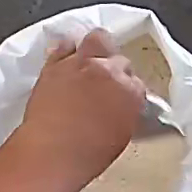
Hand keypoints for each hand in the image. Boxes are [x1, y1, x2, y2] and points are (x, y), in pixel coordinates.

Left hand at [11, 28, 144, 186]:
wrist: (54, 151)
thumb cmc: (90, 152)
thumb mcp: (121, 133)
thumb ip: (125, 112)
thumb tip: (120, 107)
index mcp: (131, 92)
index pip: (137, 82)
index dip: (129, 90)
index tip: (122, 97)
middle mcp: (109, 72)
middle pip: (120, 59)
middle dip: (116, 69)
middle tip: (108, 81)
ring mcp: (81, 64)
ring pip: (97, 39)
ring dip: (98, 47)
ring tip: (93, 58)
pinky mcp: (55, 64)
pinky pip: (65, 45)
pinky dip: (68, 50)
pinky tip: (68, 58)